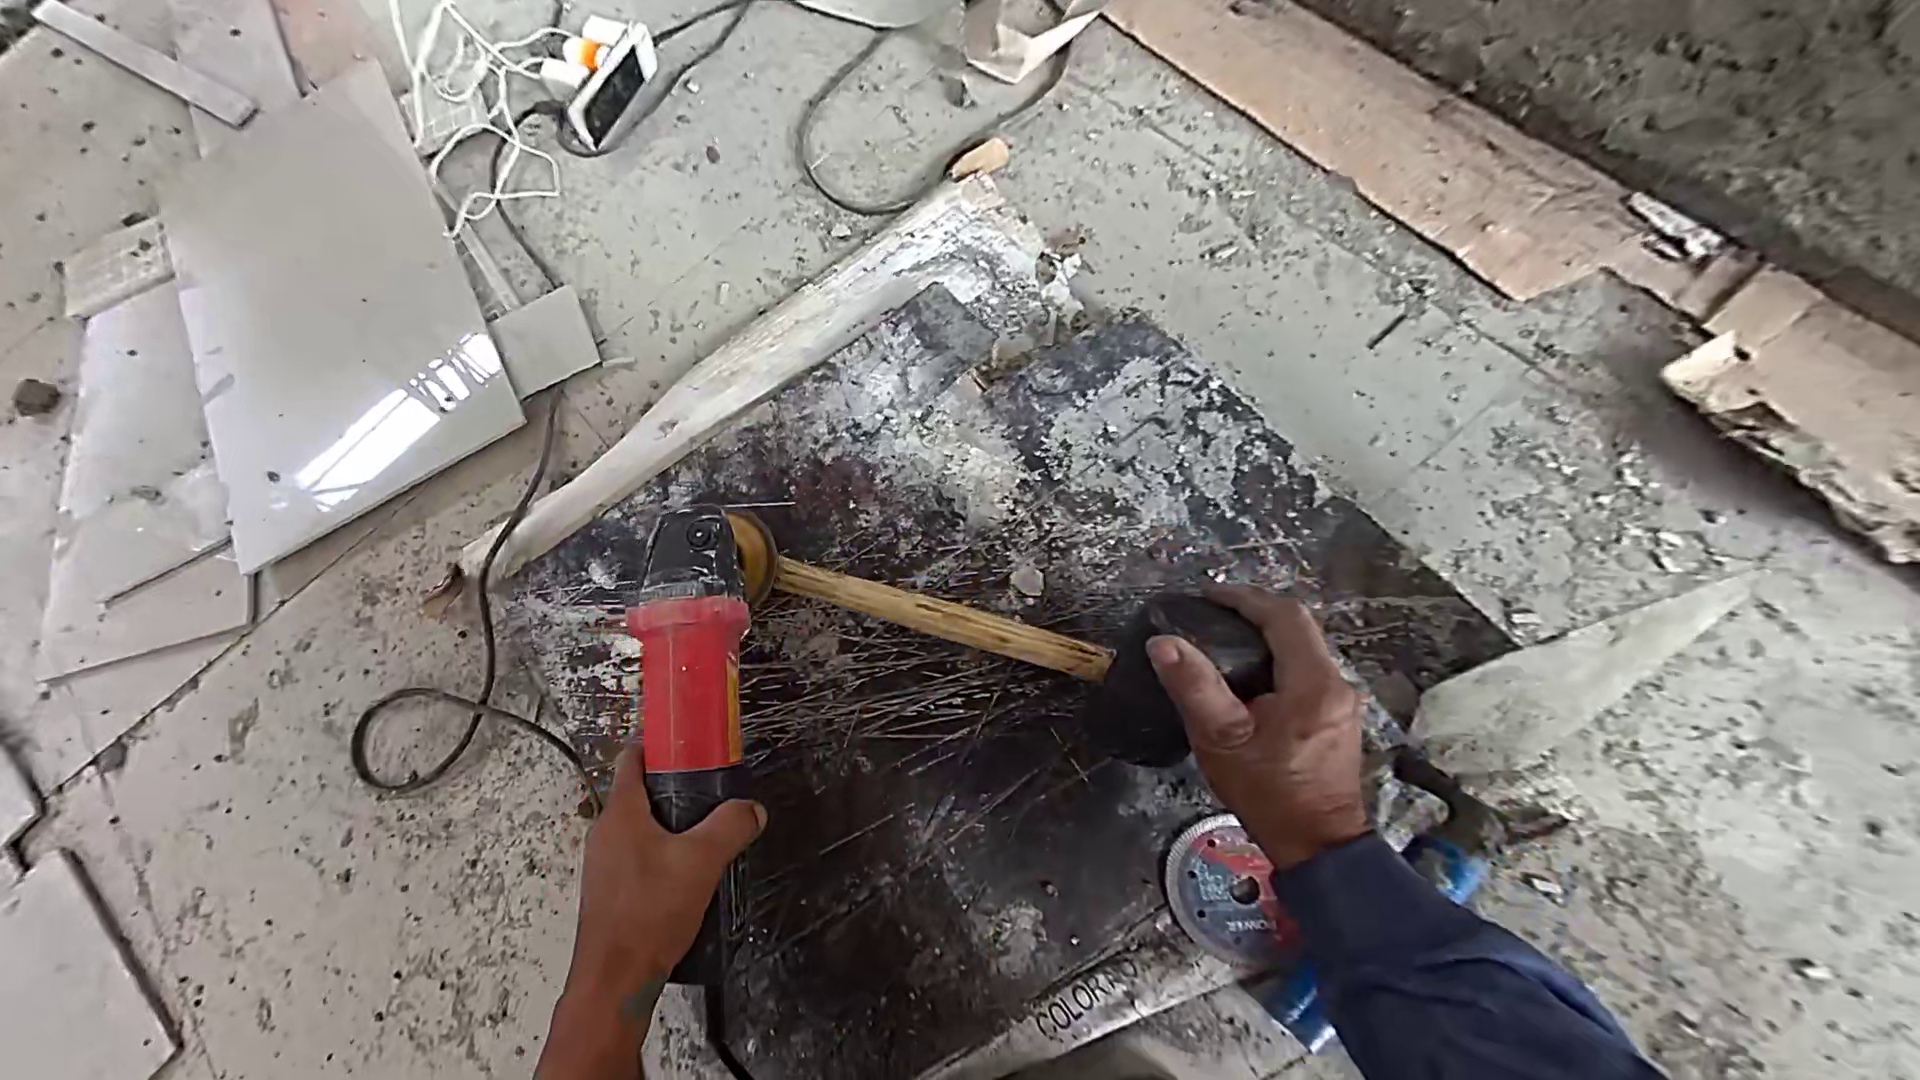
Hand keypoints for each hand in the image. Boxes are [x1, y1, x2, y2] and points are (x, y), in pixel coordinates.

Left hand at [538, 746, 764, 1077]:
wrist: (616, 982)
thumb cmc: (650, 911)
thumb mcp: (703, 859)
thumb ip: (733, 825)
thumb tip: (753, 810)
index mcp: (621, 814)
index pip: (632, 760)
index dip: (660, 744)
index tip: (691, 742)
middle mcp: (606, 834)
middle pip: (641, 791)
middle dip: (676, 785)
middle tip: (712, 788)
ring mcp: (605, 864)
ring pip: (642, 825)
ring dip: (672, 822)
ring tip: (708, 831)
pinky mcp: (611, 890)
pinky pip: (640, 853)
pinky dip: (665, 849)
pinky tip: (690, 869)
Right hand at [1148, 585, 1368, 870]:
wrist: (1317, 847)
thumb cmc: (1268, 792)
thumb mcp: (1221, 738)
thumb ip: (1193, 686)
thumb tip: (1163, 642)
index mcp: (1314, 683)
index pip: (1285, 616)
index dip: (1244, 598)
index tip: (1207, 596)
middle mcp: (1336, 684)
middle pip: (1296, 627)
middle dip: (1251, 612)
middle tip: (1208, 614)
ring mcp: (1340, 701)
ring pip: (1301, 647)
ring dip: (1262, 634)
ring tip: (1218, 636)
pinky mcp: (1335, 715)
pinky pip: (1303, 668)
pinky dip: (1272, 656)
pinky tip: (1244, 671)